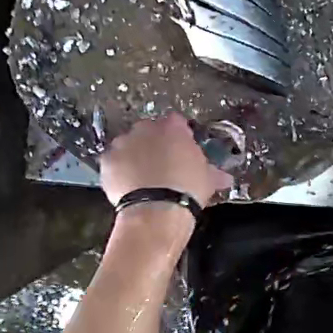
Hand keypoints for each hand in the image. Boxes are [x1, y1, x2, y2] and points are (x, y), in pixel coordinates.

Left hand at [99, 113, 231, 207]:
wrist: (156, 209)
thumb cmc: (188, 189)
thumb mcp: (208, 179)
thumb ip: (214, 172)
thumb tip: (226, 178)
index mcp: (173, 127)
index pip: (176, 122)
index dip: (179, 135)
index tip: (182, 149)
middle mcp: (145, 129)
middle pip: (149, 130)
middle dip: (154, 142)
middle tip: (163, 163)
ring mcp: (123, 143)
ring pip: (128, 144)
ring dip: (134, 154)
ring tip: (143, 176)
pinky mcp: (106, 161)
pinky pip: (113, 162)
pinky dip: (119, 170)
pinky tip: (127, 184)